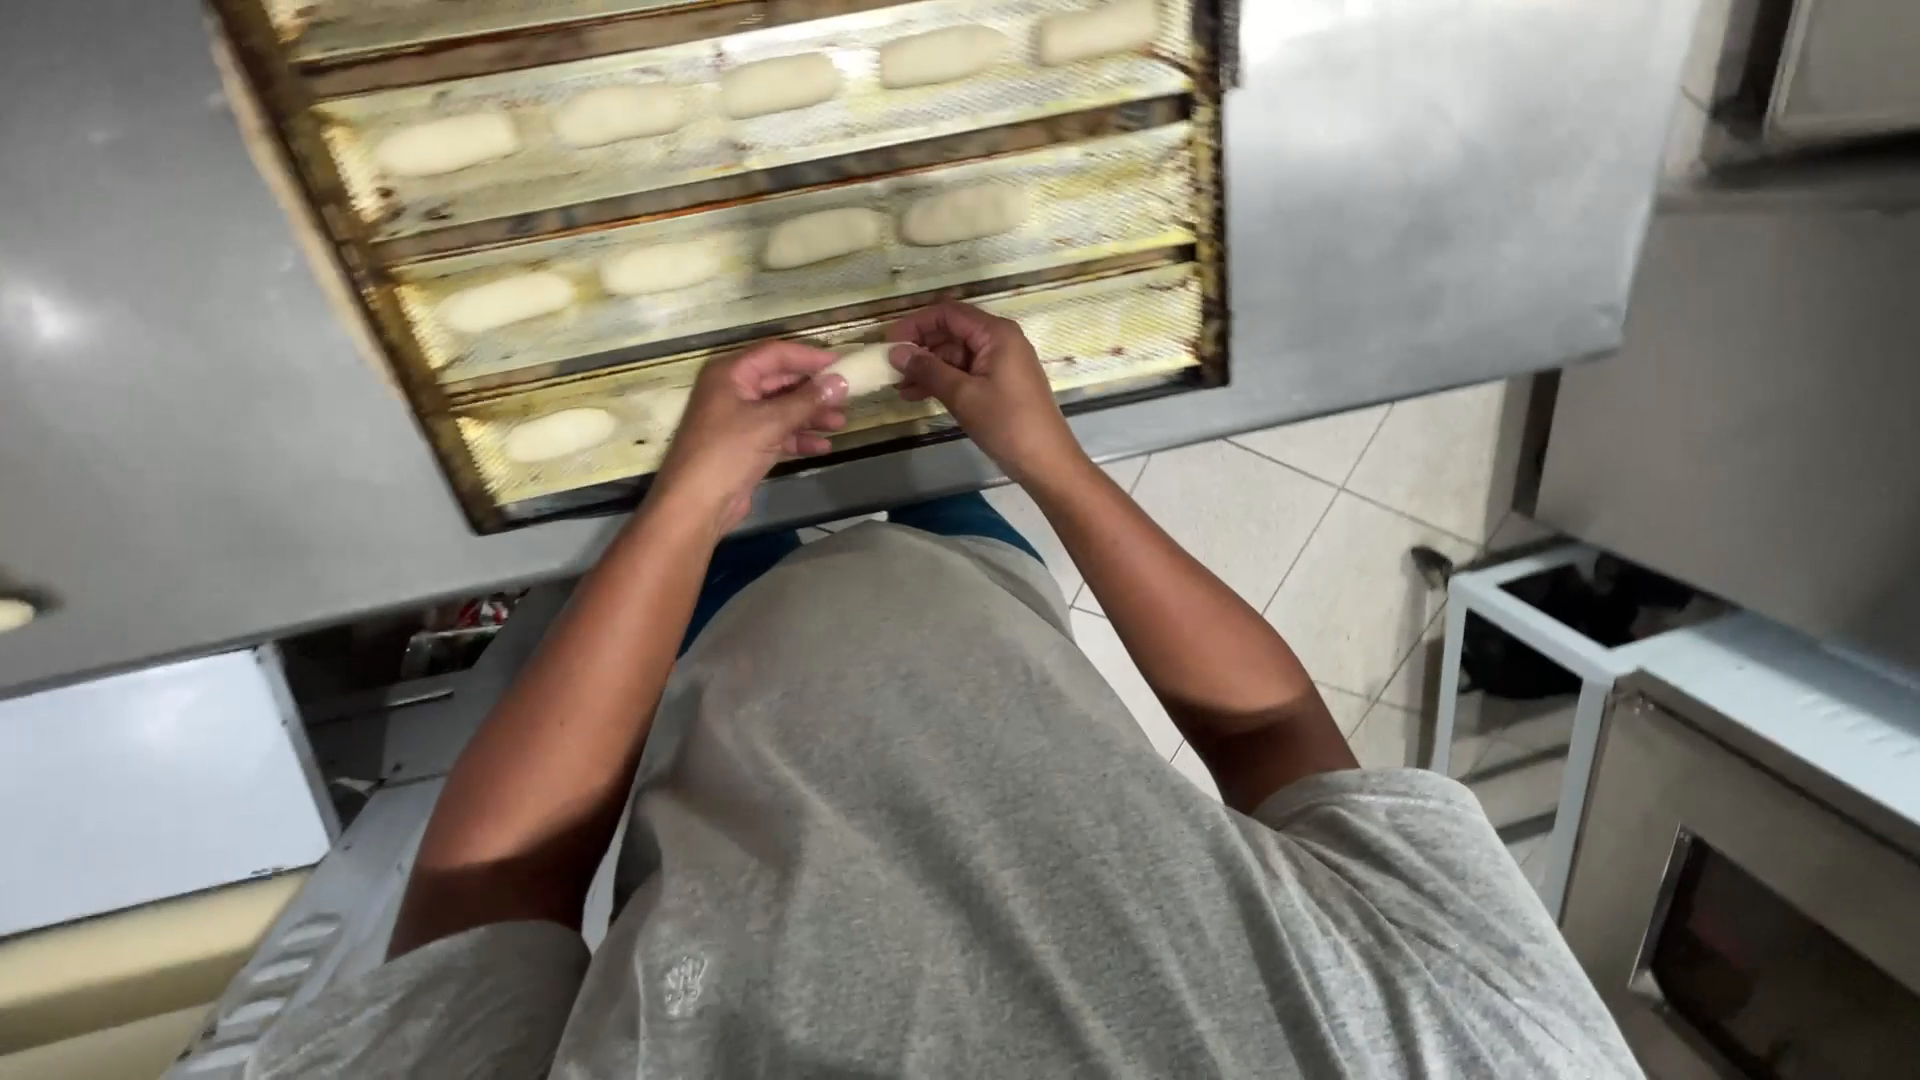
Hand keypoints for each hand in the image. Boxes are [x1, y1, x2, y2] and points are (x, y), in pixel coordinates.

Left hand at [649, 341, 849, 537]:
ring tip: (840, 423)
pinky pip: (778, 433)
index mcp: (731, 373)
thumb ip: (807, 401)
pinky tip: (823, 446)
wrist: (697, 504)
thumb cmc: (727, 453)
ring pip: (783, 408)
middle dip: (814, 390)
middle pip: (781, 381)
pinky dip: (799, 437)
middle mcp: (734, 390)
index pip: (777, 353)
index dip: (810, 357)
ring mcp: (740, 419)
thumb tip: (841, 382)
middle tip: (847, 395)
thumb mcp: (770, 422)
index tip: (843, 363)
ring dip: (811, 415)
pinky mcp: (746, 445)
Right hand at [886, 302, 1084, 483]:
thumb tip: (896, 352)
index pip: (948, 313)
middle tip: (890, 368)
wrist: (1046, 461)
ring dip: (928, 368)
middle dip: (920, 347)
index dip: (915, 324)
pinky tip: (918, 395)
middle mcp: (1000, 340)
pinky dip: (943, 381)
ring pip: (956, 355)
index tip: (888, 342)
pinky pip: (965, 373)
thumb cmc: (1006, 423)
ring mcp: (1001, 363)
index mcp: (996, 333)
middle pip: (951, 332)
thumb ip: (928, 370)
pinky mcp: (1000, 384)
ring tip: (899, 387)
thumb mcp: (963, 395)